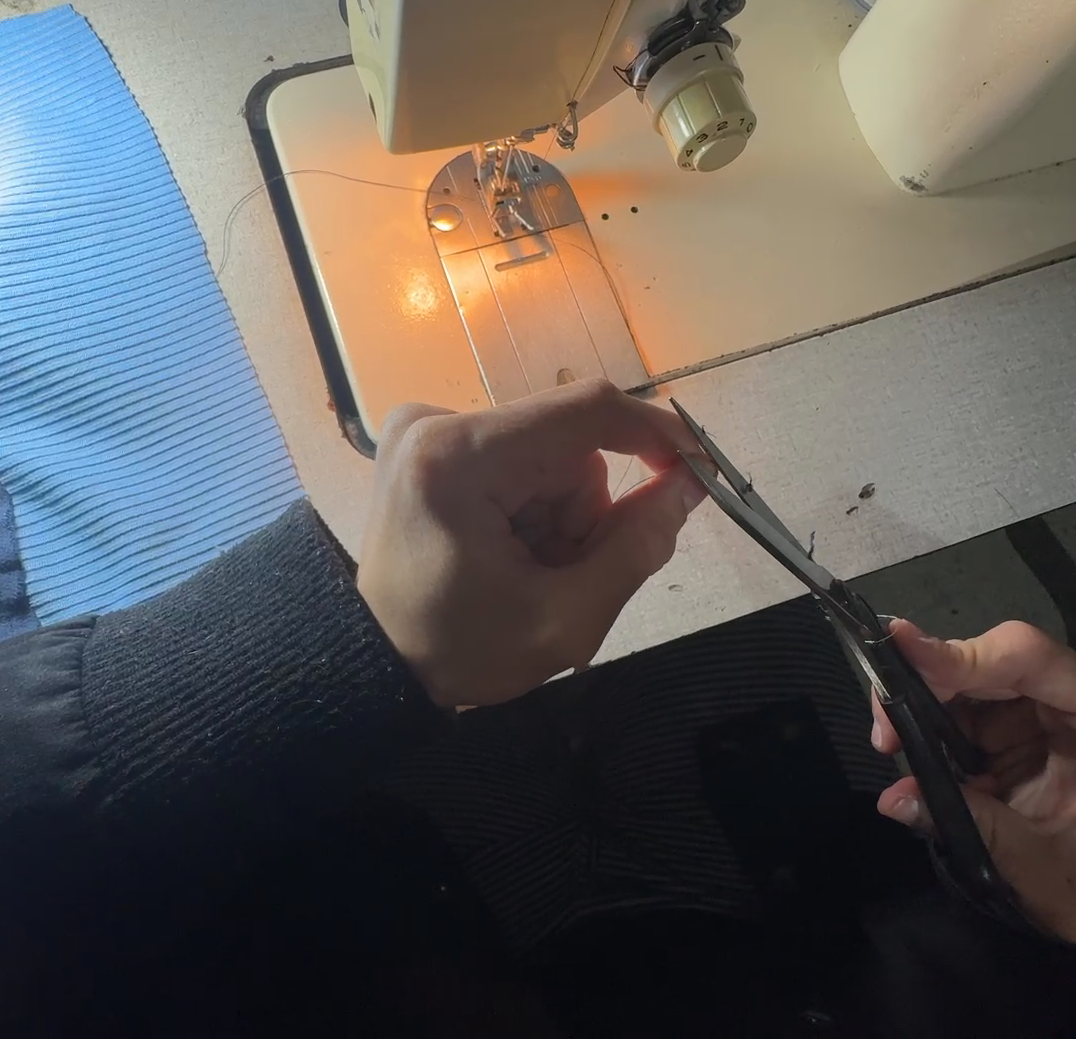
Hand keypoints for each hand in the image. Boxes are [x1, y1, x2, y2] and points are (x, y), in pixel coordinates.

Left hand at [357, 379, 706, 708]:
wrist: (377, 663)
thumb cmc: (458, 651)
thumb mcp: (564, 620)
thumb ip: (637, 546)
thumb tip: (689, 482)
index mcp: (460, 456)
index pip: (586, 411)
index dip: (656, 433)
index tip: (698, 468)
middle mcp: (436, 423)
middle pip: (568, 445)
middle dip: (584, 512)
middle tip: (558, 575)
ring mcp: (427, 430)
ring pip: (549, 458)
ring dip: (558, 517)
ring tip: (524, 571)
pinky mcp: (429, 444)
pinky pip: (519, 463)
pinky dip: (531, 510)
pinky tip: (504, 552)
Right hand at [869, 620, 1075, 944]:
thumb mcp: (1038, 870)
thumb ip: (974, 825)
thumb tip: (895, 798)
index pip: (1033, 660)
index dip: (965, 655)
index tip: (902, 653)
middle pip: (986, 655)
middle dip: (925, 680)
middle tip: (884, 729)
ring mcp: (1036, 695)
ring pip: (958, 663)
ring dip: (912, 692)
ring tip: (889, 741)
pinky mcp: (1001, 704)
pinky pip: (946, 686)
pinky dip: (914, 706)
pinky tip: (901, 740)